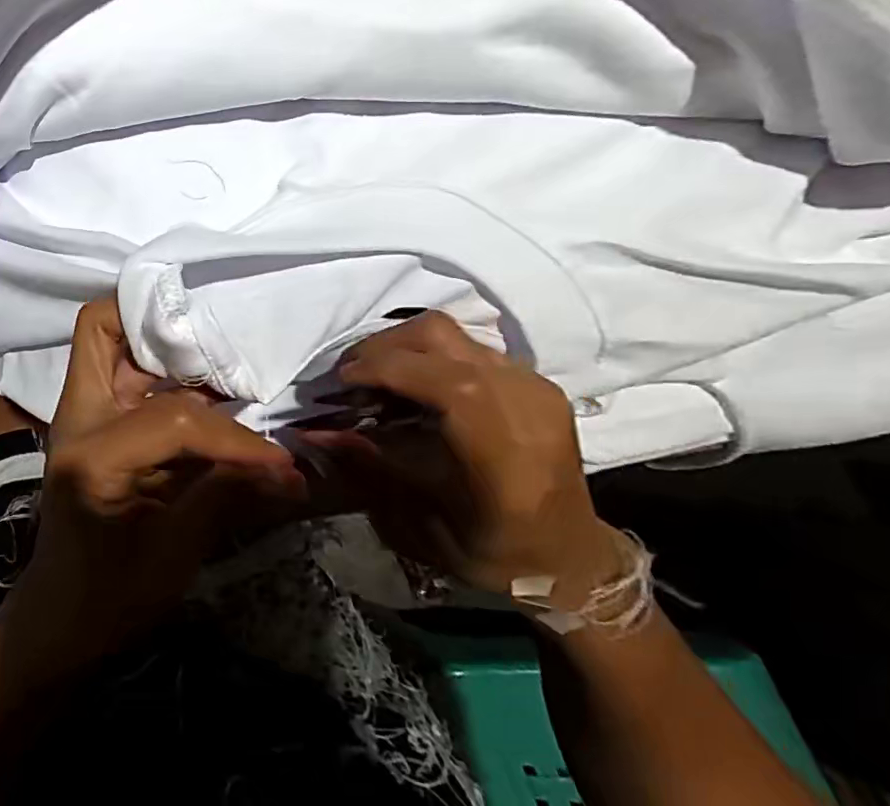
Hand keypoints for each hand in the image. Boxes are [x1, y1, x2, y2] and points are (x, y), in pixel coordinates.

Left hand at [9, 300, 306, 668]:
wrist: (59, 617)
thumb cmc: (107, 597)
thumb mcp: (171, 556)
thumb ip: (226, 496)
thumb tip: (292, 471)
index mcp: (92, 456)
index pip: (174, 418)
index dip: (232, 437)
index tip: (276, 460)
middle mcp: (80, 418)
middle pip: (106, 329)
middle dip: (169, 329)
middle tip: (231, 352)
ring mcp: (85, 414)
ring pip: (114, 340)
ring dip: (168, 344)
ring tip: (226, 361)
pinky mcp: (99, 421)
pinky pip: (128, 368)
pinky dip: (169, 368)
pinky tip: (212, 388)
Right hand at [300, 311, 620, 600]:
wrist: (571, 558)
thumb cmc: (495, 555)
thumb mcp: (425, 527)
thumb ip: (374, 470)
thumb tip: (319, 433)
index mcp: (503, 449)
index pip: (441, 378)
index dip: (383, 368)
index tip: (340, 382)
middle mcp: (523, 402)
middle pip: (439, 335)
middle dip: (382, 346)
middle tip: (350, 376)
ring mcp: (532, 383)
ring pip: (452, 332)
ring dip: (403, 347)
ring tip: (377, 380)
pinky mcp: (533, 379)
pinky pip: (468, 346)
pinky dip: (430, 356)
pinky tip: (415, 386)